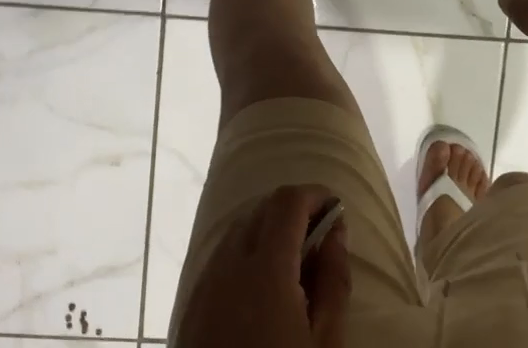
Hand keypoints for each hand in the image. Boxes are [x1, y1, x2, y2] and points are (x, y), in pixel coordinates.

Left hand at [175, 184, 351, 347]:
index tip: (337, 208)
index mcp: (265, 270)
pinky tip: (262, 288)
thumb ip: (333, 279)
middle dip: (294, 211)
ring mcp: (204, 284)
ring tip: (295, 264)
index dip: (315, 194)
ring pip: (238, 232)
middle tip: (322, 236)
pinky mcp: (190, 306)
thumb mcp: (325, 342)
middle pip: (261, 210)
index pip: (288, 202)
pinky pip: (220, 259)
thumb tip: (336, 230)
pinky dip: (245, 255)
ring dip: (268, 232)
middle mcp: (228, 265)